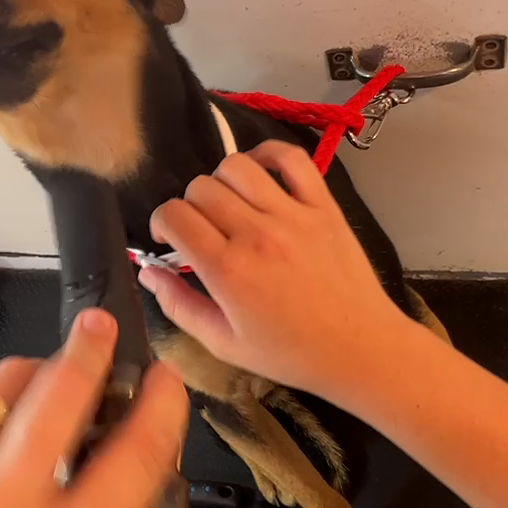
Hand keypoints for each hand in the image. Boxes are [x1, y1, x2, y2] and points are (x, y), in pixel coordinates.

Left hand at [0, 309, 188, 507]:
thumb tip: (126, 447)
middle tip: (103, 325)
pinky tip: (12, 430)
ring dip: (42, 369)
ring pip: (9, 382)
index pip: (131, 460)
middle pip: (58, 393)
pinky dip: (3, 406)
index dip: (162, 409)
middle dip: (89, 348)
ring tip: (58, 376)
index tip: (169, 381)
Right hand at [141, 140, 417, 401]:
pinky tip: (260, 175)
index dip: (161, 222)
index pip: (174, 215)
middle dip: (189, 206)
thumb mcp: (223, 343)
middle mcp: (256, 233)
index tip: (171, 239)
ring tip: (231, 205)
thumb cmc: (290, 352)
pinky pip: (290, 158)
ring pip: (236, 166)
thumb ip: (178, 305)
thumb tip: (146, 270)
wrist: (361, 348)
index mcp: (228, 270)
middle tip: (203, 230)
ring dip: (222, 181)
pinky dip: (267, 155)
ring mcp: (292, 214)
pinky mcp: (322, 204)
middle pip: (200, 187)